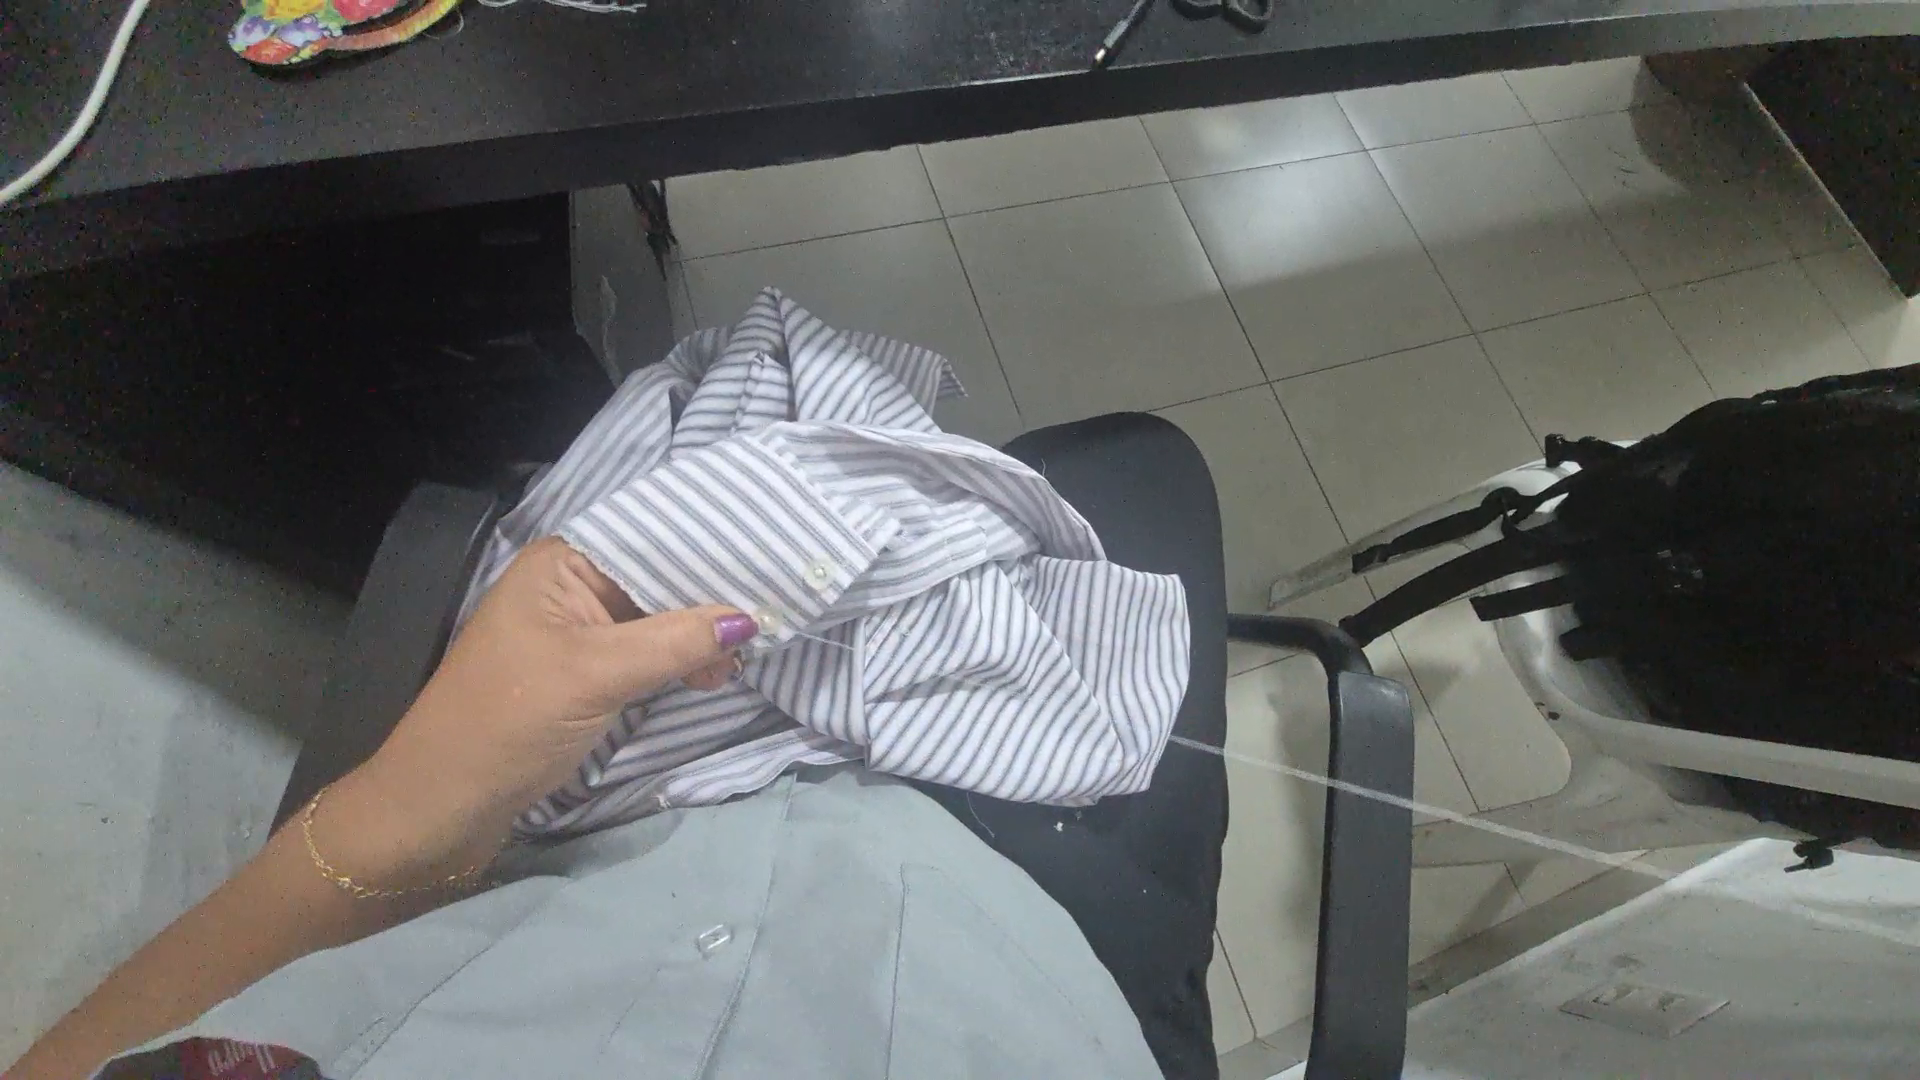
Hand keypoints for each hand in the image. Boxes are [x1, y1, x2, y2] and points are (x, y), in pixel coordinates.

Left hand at [333, 537, 757, 876]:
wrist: (439, 810)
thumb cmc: (505, 723)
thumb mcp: (595, 675)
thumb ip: (675, 642)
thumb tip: (751, 620)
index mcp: (563, 562)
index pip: (652, 538)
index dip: (709, 549)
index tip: (767, 560)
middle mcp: (576, 584)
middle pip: (662, 577)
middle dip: (713, 597)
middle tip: (770, 613)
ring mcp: (584, 629)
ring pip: (663, 616)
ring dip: (703, 634)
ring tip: (743, 655)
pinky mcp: (593, 668)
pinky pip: (653, 649)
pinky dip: (685, 659)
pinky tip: (714, 673)